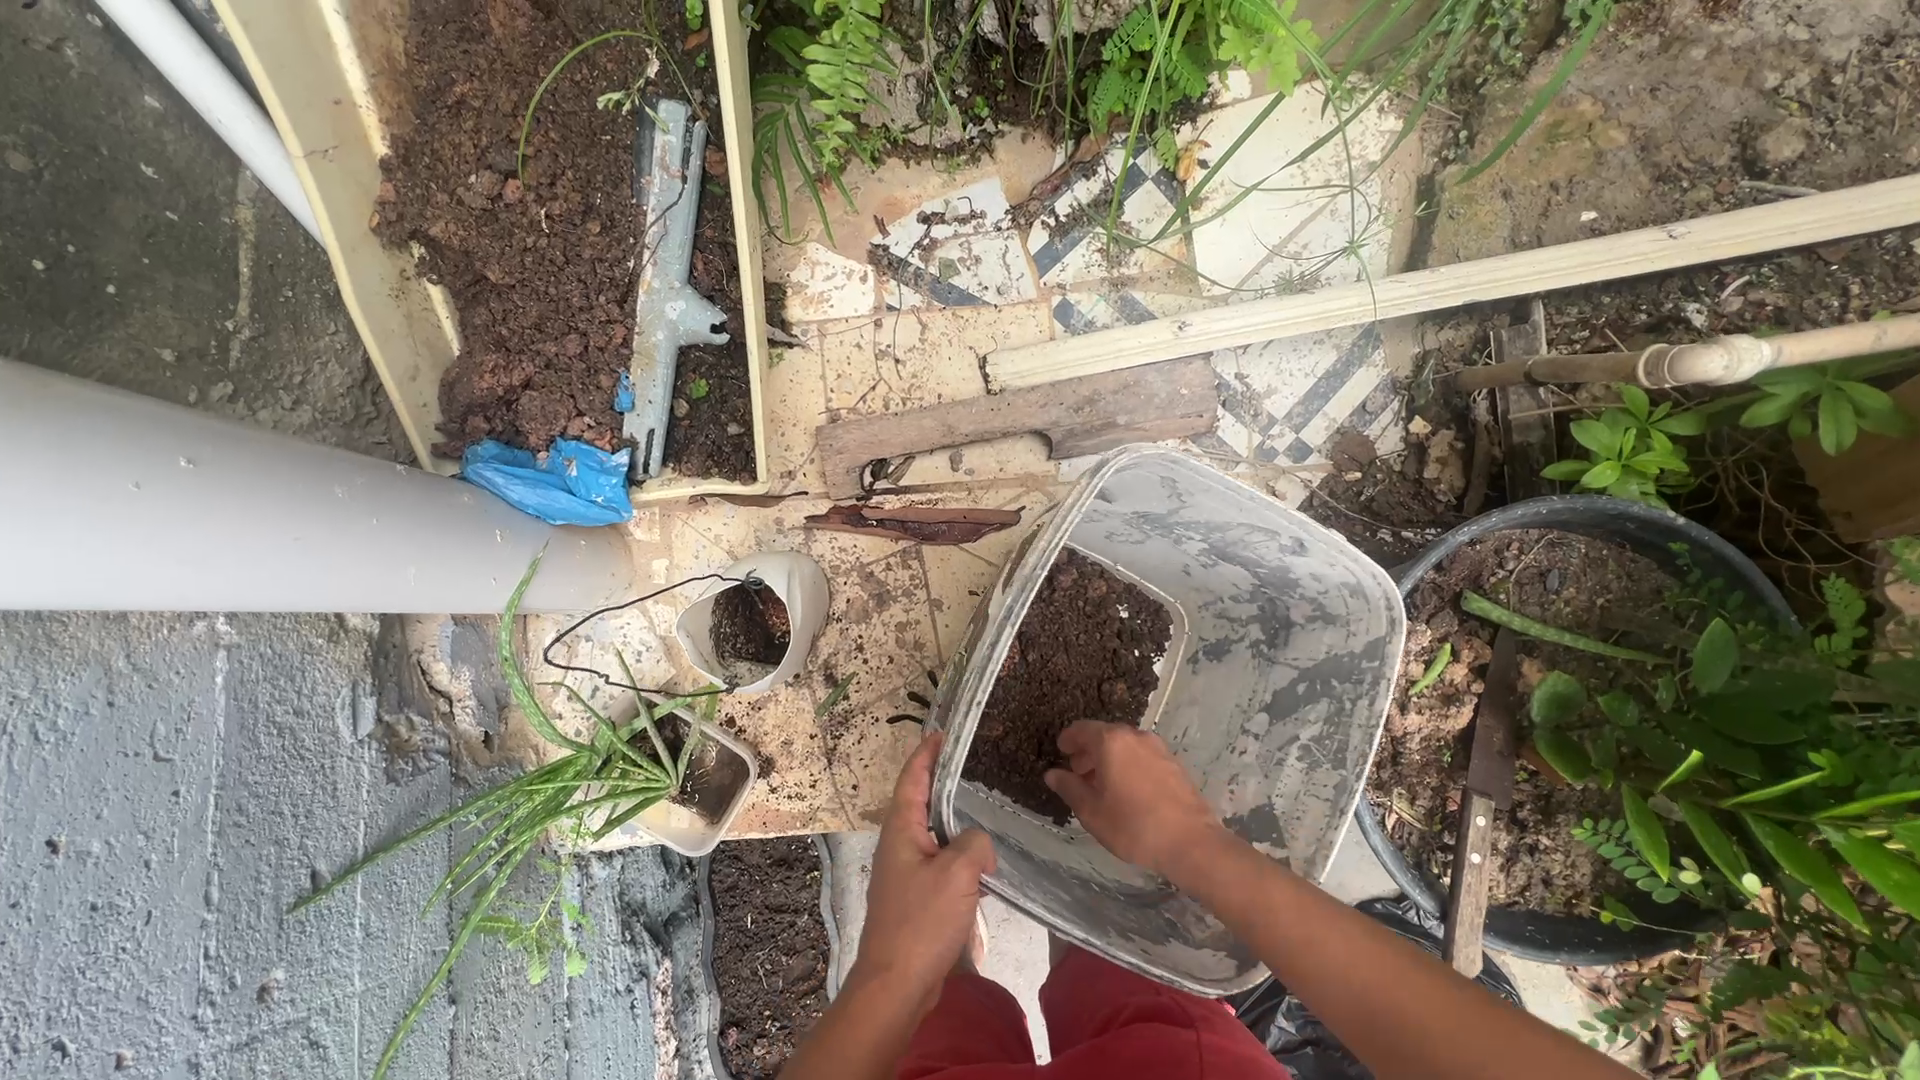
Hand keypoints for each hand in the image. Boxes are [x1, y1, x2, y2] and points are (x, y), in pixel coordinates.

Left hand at [850, 731, 995, 1017]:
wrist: (896, 984)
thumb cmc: (921, 922)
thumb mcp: (958, 873)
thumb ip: (975, 843)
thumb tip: (979, 844)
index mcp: (901, 830)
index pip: (913, 778)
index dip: (927, 753)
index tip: (943, 732)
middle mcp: (899, 845)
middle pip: (921, 801)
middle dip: (942, 780)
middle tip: (973, 764)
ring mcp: (905, 872)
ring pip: (932, 833)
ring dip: (954, 818)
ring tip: (983, 805)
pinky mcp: (916, 897)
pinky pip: (940, 861)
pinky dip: (959, 851)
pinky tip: (982, 859)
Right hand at [1043, 721, 1228, 881]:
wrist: (1191, 842)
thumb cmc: (1133, 825)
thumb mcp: (1091, 811)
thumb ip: (1070, 788)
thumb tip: (1053, 774)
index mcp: (1111, 742)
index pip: (1081, 729)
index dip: (1068, 739)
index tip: (1060, 751)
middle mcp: (1135, 736)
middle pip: (1105, 735)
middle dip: (1088, 751)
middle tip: (1077, 773)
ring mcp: (1158, 748)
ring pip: (1125, 746)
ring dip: (1109, 759)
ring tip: (1101, 785)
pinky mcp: (1174, 764)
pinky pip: (1142, 757)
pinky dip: (1128, 765)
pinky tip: (1127, 791)